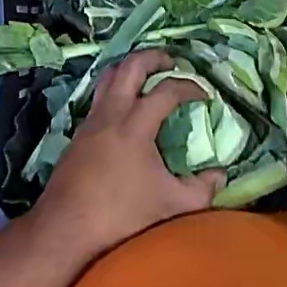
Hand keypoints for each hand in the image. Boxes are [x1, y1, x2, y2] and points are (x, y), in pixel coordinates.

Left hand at [32, 50, 225, 257]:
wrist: (65, 230)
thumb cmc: (121, 216)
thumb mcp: (172, 206)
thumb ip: (202, 189)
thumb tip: (221, 175)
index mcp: (136, 123)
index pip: (167, 90)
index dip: (190, 87)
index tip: (205, 95)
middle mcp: (111, 112)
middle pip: (131, 65)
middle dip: (154, 57)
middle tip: (172, 61)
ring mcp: (91, 120)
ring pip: (109, 75)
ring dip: (130, 68)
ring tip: (147, 74)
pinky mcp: (78, 134)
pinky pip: (98, 95)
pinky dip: (115, 88)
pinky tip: (124, 107)